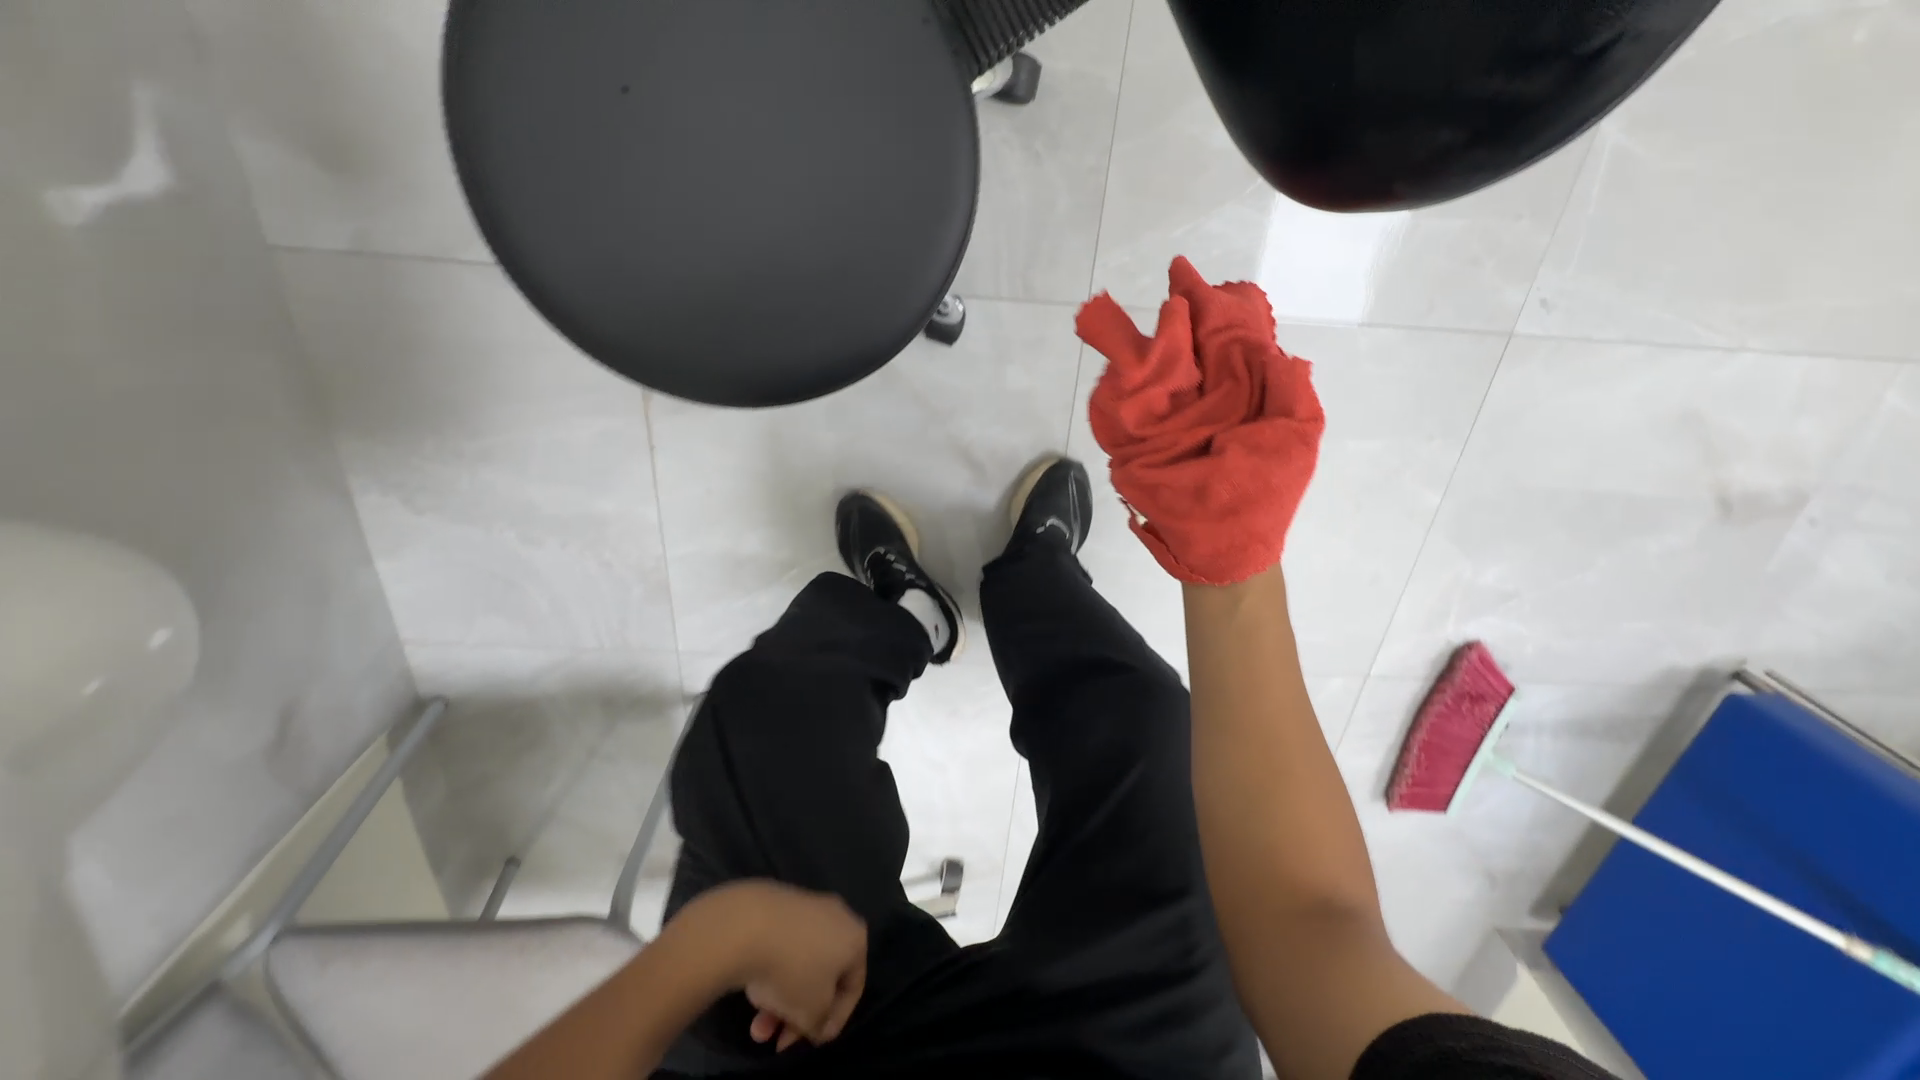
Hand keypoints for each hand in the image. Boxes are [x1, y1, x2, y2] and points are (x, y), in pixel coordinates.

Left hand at [673, 880, 867, 1051]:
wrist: (745, 925)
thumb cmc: (792, 970)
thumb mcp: (812, 1012)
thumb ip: (819, 1023)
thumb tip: (815, 1024)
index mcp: (855, 937)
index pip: (853, 987)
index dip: (833, 1021)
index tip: (811, 1042)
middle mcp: (836, 915)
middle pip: (822, 976)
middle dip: (799, 1013)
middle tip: (777, 1038)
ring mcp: (805, 905)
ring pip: (798, 962)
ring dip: (780, 998)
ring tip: (755, 1024)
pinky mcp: (776, 901)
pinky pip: (781, 944)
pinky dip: (771, 970)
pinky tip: (752, 988)